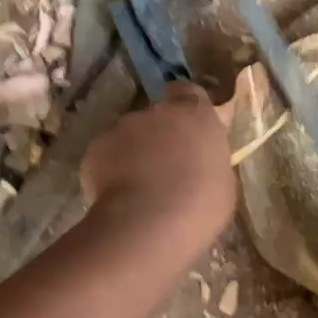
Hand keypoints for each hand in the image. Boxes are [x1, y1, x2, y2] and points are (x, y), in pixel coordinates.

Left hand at [82, 82, 235, 242]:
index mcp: (196, 116)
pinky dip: (111, 170)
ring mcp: (122, 128)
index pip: (187, 92)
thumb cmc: (201, 205)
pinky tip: (119, 196)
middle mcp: (157, 112)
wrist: (149, 225)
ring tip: (139, 189)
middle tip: (165, 168)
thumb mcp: (222, 182)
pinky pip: (106, 156)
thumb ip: (208, 160)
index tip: (187, 128)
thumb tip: (199, 161)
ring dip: (134, 153)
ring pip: (129, 136)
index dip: (185, 107)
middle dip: (159, 135)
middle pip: (157, 116)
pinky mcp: (95, 149)